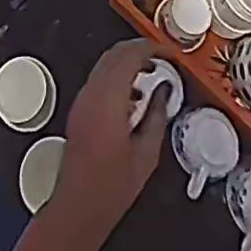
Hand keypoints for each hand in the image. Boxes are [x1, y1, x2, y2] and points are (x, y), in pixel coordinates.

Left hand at [49, 38, 168, 229]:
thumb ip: (157, 114)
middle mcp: (91, 92)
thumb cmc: (114, 184)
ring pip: (105, 64)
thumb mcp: (147, 152)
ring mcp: (82, 98)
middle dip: (139, 49)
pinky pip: (99, 79)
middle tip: (163, 57)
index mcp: (108, 99)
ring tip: (152, 74)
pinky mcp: (80, 107)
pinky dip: (117, 76)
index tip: (170, 52)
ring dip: (128, 61)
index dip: (151, 48)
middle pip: (114, 53)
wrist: (79, 203)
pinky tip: (134, 96)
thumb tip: (164, 89)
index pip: (129, 56)